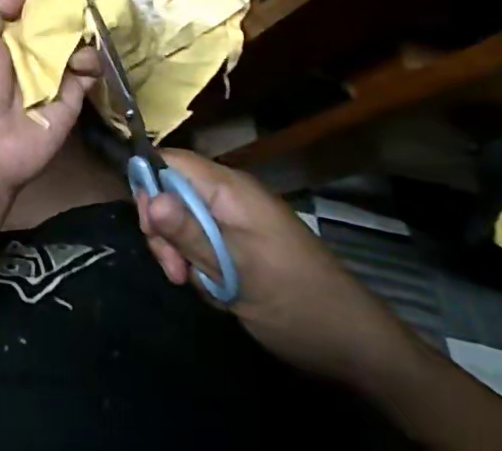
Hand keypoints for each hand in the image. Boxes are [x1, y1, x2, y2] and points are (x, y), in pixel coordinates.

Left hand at [0, 0, 98, 195]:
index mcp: (3, 35)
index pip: (26, 5)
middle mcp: (30, 50)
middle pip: (56, 19)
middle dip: (67, 7)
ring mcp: (54, 71)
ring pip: (77, 39)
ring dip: (80, 31)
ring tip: (77, 32)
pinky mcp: (74, 93)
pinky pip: (89, 68)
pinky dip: (89, 60)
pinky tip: (78, 61)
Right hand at [137, 149, 404, 382]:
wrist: (352, 340)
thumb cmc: (293, 302)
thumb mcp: (236, 271)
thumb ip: (191, 233)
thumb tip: (149, 197)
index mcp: (230, 190)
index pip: (171, 162)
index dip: (150, 187)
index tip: (151, 231)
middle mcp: (231, 196)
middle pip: (173, 193)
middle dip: (165, 231)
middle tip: (177, 274)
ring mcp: (239, 221)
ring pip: (186, 223)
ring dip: (184, 255)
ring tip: (203, 287)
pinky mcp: (244, 244)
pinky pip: (206, 243)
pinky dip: (203, 267)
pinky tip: (218, 291)